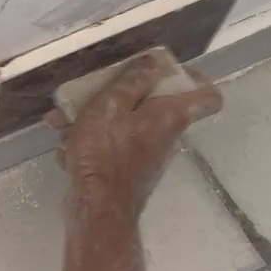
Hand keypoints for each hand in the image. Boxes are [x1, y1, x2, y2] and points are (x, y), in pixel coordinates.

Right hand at [45, 52, 222, 227]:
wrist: (96, 208)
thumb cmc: (104, 154)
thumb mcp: (110, 107)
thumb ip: (132, 81)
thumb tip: (154, 62)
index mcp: (170, 116)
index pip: (208, 96)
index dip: (193, 78)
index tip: (163, 72)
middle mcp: (166, 136)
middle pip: (155, 107)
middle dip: (120, 96)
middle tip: (92, 93)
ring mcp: (147, 157)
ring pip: (126, 126)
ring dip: (95, 121)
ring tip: (61, 123)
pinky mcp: (128, 173)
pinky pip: (114, 148)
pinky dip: (91, 144)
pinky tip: (65, 147)